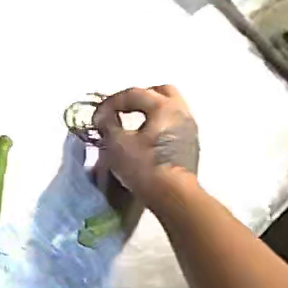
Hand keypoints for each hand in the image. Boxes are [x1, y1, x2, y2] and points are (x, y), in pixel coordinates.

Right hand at [93, 85, 198, 210]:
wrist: (173, 195)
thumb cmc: (144, 167)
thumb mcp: (117, 144)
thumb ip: (108, 124)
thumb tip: (104, 116)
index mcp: (164, 106)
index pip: (134, 93)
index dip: (111, 102)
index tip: (97, 117)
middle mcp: (181, 112)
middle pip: (160, 92)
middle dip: (139, 98)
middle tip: (122, 110)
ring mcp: (189, 130)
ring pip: (170, 109)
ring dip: (150, 112)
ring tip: (134, 126)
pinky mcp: (190, 147)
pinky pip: (173, 125)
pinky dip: (158, 126)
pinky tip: (146, 141)